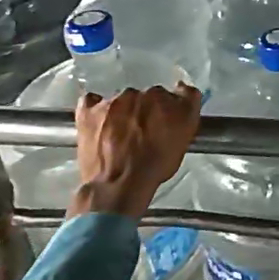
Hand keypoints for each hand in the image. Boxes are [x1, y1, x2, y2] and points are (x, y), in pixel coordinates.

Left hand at [73, 84, 202, 218]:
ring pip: (123, 99)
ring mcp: (116, 99)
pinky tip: (99, 121)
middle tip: (143, 133)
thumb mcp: (184, 141)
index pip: (179, 93)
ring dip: (124, 111)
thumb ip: (188, 111)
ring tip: (119, 136)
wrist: (119, 186)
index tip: (167, 119)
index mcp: (171, 99)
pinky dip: (96, 109)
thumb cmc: (155, 167)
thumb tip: (183, 94)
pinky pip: (92, 100)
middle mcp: (145, 93)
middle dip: (147, 110)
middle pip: (149, 95)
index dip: (174, 106)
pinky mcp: (91, 110)